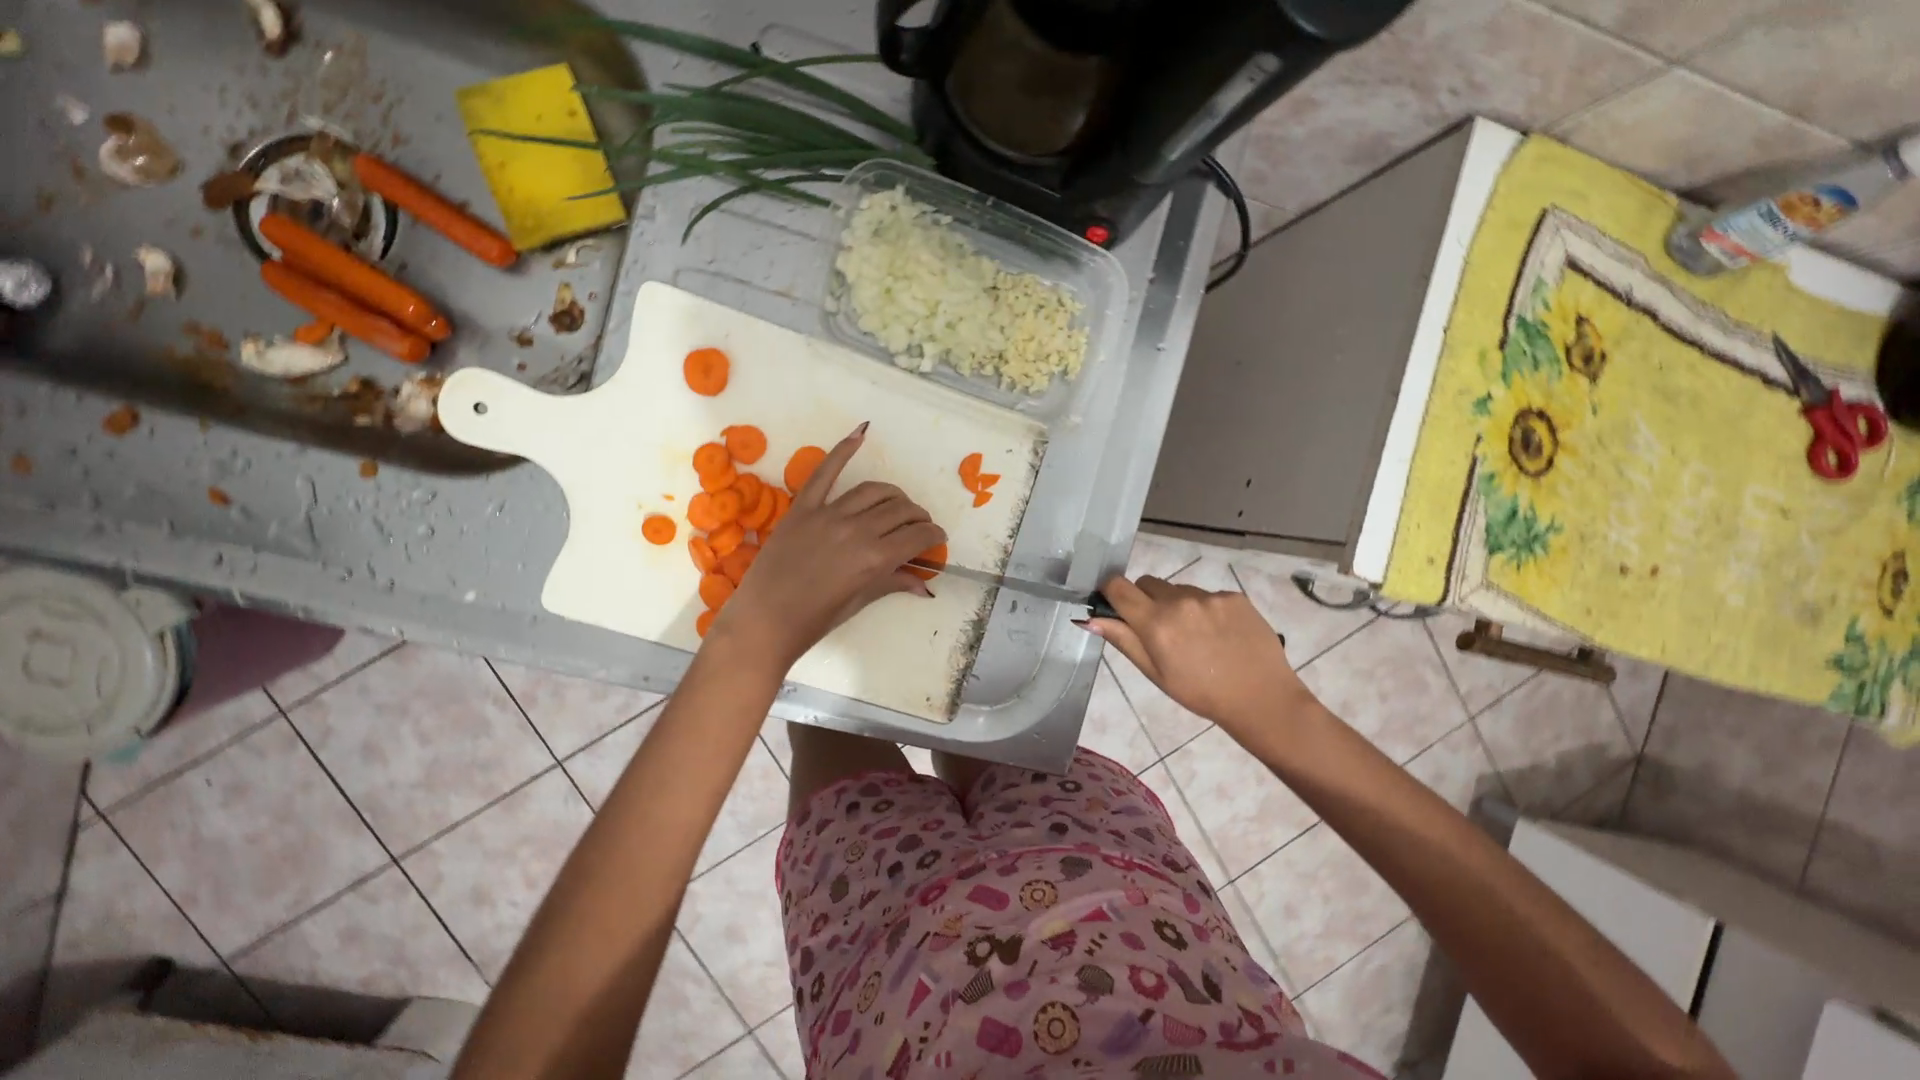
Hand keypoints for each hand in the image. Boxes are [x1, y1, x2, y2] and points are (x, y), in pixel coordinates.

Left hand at [713, 423, 946, 667]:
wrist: (764, 620)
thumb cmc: (814, 620)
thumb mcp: (858, 602)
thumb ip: (892, 583)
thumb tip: (924, 583)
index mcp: (875, 558)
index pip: (918, 536)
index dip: (933, 535)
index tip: (936, 538)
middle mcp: (857, 530)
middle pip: (900, 510)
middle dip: (918, 517)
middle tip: (919, 526)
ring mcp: (828, 514)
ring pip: (873, 491)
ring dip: (894, 496)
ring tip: (898, 505)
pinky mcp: (803, 508)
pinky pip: (825, 472)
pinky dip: (843, 450)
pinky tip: (860, 435)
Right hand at [1085, 576, 1311, 735]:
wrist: (1260, 697)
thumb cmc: (1200, 693)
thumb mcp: (1155, 673)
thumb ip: (1123, 640)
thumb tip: (1090, 618)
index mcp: (1156, 623)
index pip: (1119, 587)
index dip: (1111, 592)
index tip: (1114, 604)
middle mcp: (1180, 601)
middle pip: (1148, 584)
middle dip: (1145, 600)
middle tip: (1158, 630)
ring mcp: (1210, 596)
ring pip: (1178, 589)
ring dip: (1177, 605)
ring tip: (1196, 637)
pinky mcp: (1234, 596)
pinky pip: (1207, 595)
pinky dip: (1205, 609)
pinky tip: (1219, 634)